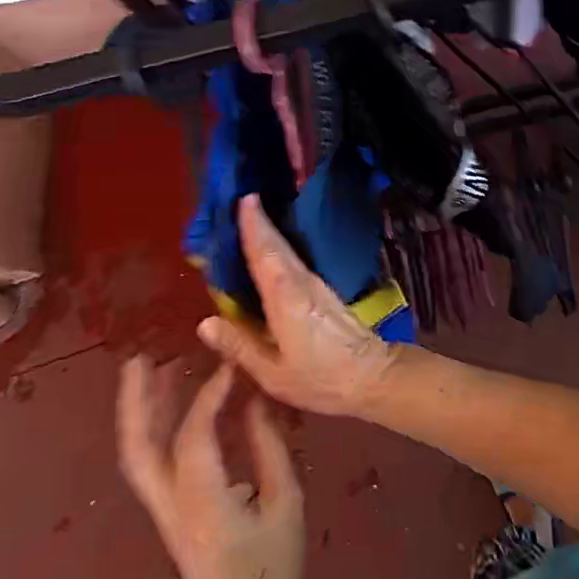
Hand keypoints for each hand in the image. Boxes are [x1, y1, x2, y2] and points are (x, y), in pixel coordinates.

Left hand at [117, 358, 302, 578]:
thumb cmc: (272, 566)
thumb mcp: (285, 503)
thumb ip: (269, 450)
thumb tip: (256, 403)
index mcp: (203, 502)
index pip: (195, 436)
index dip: (211, 395)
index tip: (232, 364)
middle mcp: (173, 505)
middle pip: (139, 450)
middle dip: (135, 404)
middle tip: (140, 360)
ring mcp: (166, 513)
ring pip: (140, 458)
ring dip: (141, 414)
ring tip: (153, 371)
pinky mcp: (172, 516)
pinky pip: (155, 466)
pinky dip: (158, 432)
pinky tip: (175, 410)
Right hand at [198, 194, 398, 416]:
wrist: (373, 376)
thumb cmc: (321, 380)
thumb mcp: (273, 373)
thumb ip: (240, 346)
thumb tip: (205, 322)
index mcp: (287, 299)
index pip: (266, 255)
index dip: (255, 226)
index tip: (245, 199)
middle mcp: (304, 284)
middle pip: (278, 247)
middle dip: (260, 223)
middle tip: (242, 201)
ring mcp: (319, 287)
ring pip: (290, 254)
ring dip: (270, 236)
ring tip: (250, 222)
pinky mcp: (327, 294)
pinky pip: (298, 265)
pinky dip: (281, 253)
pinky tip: (272, 256)